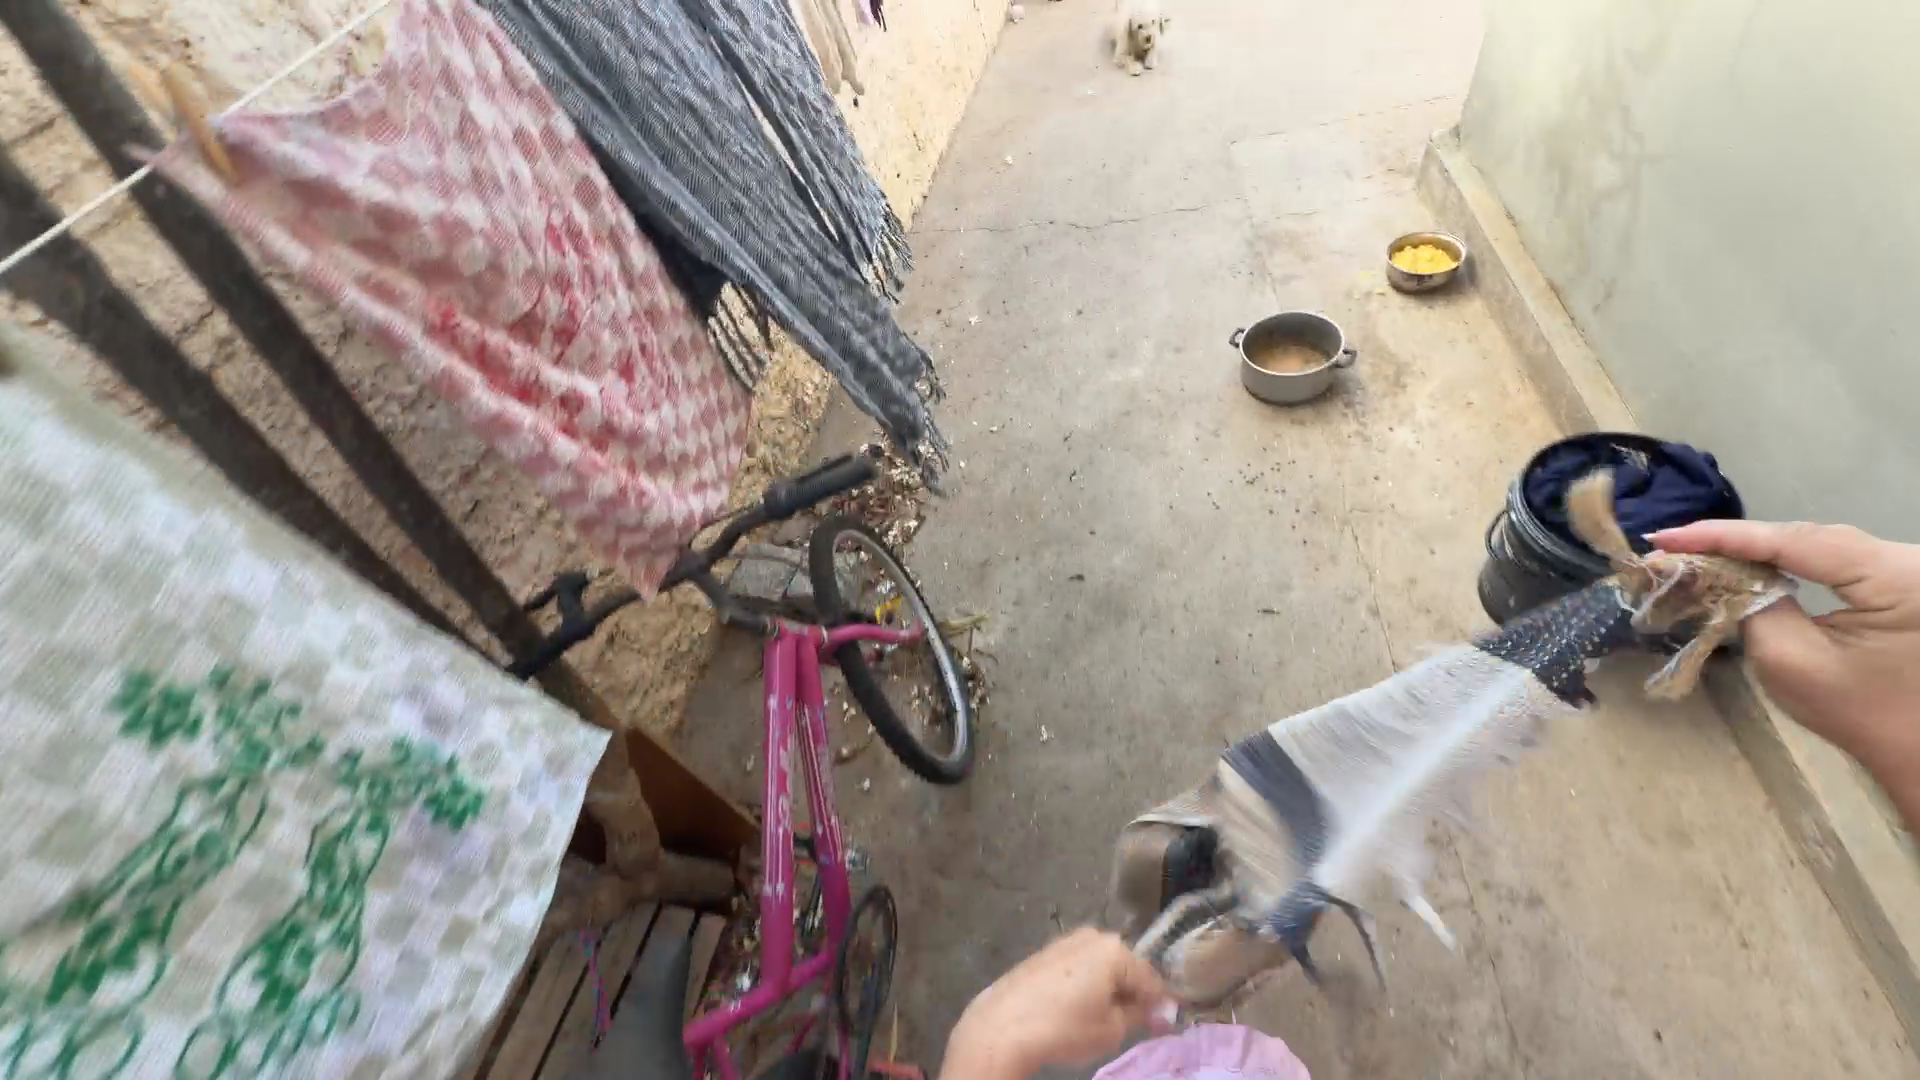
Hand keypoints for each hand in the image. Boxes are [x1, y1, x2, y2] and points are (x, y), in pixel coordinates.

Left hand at [941, 928, 1175, 1079]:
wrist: (1006, 1022)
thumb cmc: (1065, 1026)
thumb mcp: (1111, 1028)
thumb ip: (1140, 1014)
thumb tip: (1160, 1010)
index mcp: (1114, 949)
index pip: (1151, 978)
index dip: (1160, 1004)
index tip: (1163, 1025)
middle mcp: (1092, 935)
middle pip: (1125, 966)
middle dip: (1132, 992)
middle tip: (1129, 1023)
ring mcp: (1067, 940)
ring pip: (1101, 965)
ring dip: (1108, 987)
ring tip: (1101, 1017)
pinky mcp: (1048, 951)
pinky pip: (1080, 965)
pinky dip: (1086, 983)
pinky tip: (1076, 1007)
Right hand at [1651, 520, 1919, 827]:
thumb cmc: (1861, 713)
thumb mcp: (1788, 658)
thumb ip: (1749, 605)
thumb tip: (1708, 571)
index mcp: (1903, 580)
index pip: (1796, 541)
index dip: (1723, 536)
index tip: (1662, 538)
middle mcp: (1915, 563)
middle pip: (1809, 537)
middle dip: (1735, 539)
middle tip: (1670, 546)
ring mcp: (1914, 571)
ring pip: (1821, 544)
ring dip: (1757, 548)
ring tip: (1697, 551)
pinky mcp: (1908, 582)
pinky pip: (1837, 558)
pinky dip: (1786, 559)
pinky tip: (1748, 561)